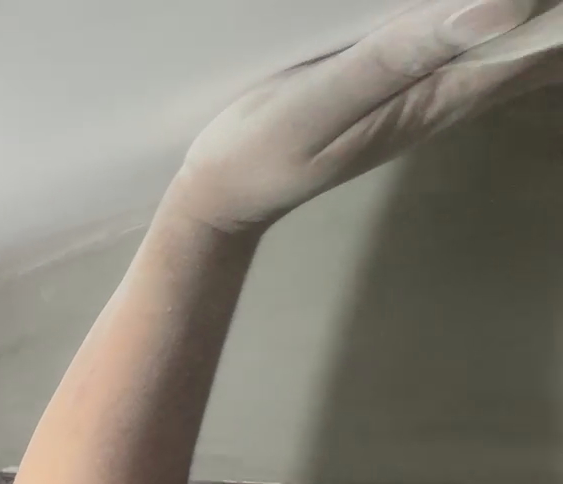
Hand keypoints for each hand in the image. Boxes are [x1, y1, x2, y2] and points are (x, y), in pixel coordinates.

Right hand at [170, 0, 561, 232]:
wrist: (216, 200)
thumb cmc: (251, 157)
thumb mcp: (311, 108)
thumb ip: (393, 59)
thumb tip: (502, 4)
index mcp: (447, 93)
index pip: (550, 34)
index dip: (548, 9)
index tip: (515, 4)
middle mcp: (461, 91)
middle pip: (549, 35)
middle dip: (543, 11)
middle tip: (496, 9)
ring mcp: (441, 91)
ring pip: (529, 36)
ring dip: (528, 15)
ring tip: (470, 13)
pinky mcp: (414, 86)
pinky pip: (491, 44)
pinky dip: (502, 24)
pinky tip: (468, 20)